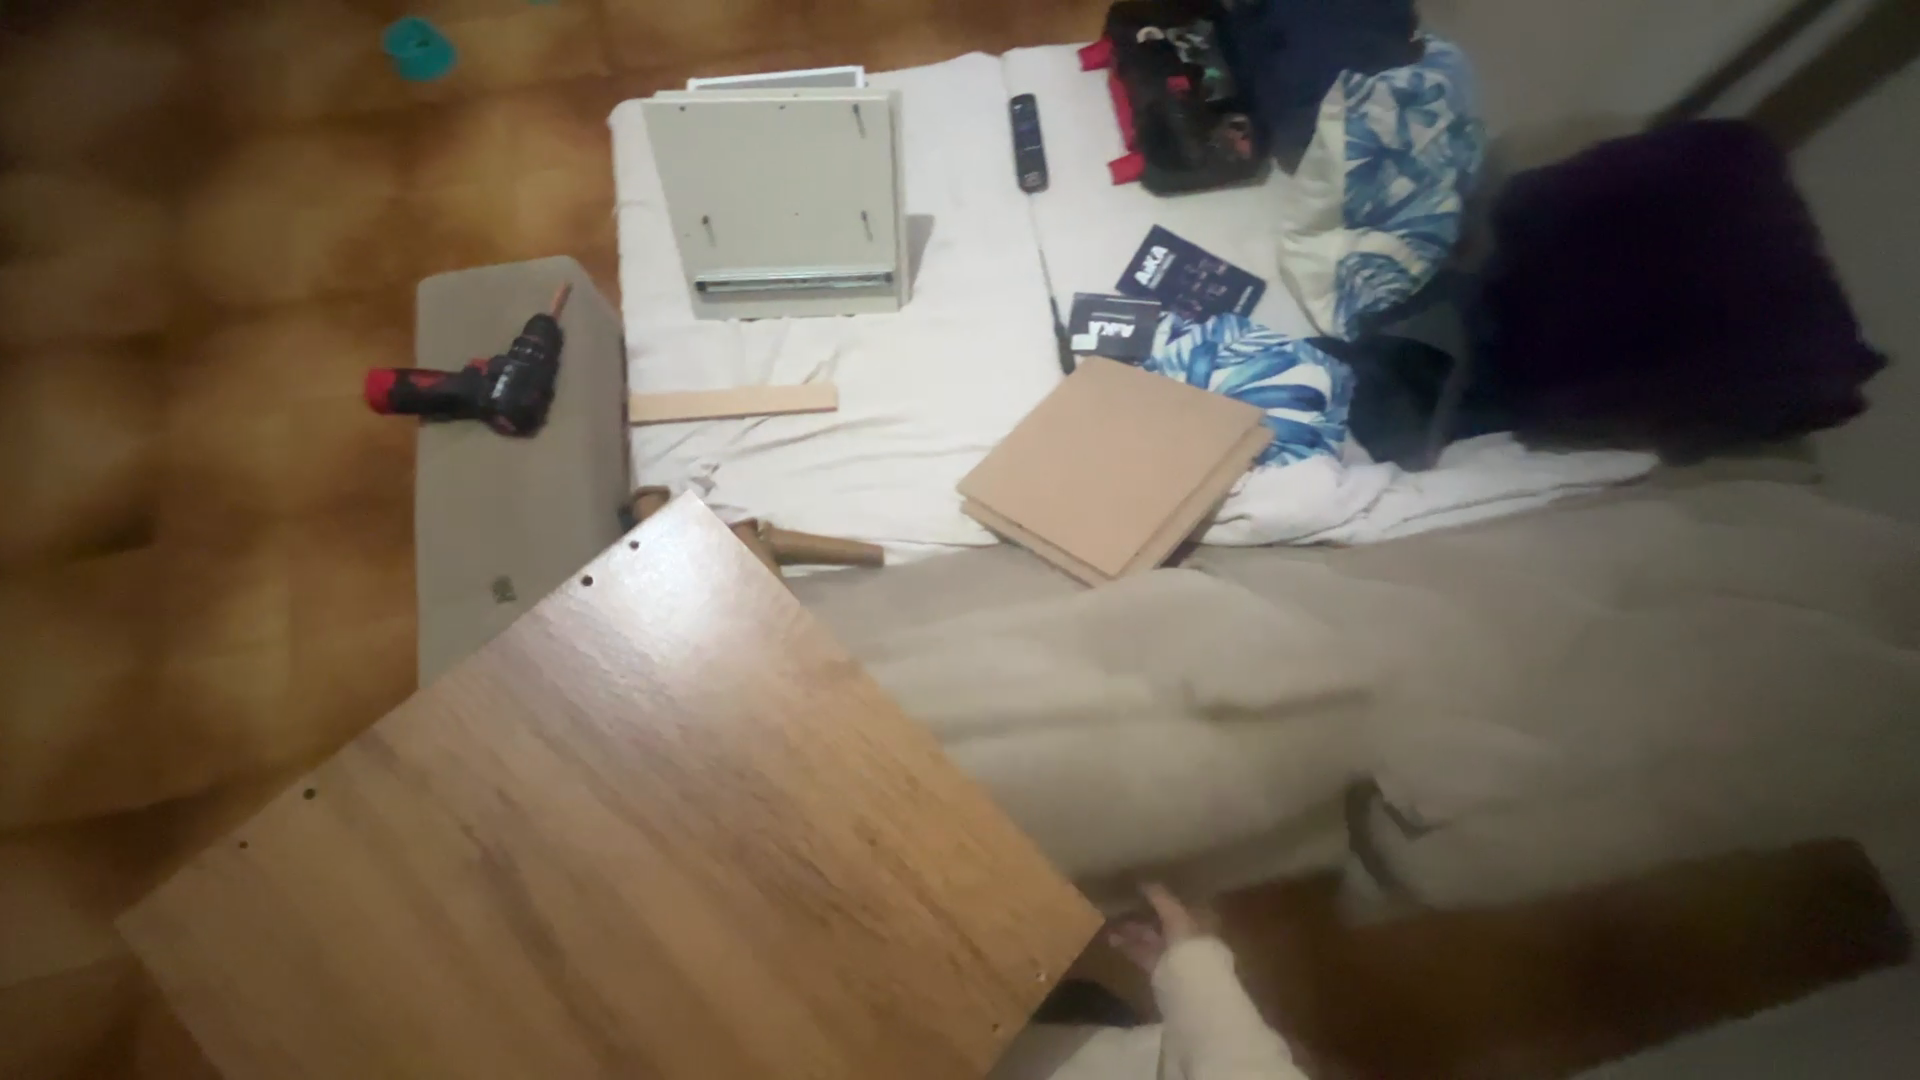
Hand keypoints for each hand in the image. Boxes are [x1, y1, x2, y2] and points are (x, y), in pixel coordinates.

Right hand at [1108, 883, 1202, 971]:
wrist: (1193, 984)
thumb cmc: (1190, 941)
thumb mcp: (1175, 912)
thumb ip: (1159, 896)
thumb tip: (1143, 882)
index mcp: (1197, 922)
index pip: (1177, 906)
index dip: (1161, 898)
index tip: (1140, 890)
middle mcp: (1186, 938)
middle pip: (1161, 923)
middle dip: (1141, 914)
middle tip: (1120, 905)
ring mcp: (1174, 955)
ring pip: (1149, 938)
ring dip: (1130, 930)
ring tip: (1108, 923)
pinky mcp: (1160, 971)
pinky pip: (1141, 953)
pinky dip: (1126, 946)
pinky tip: (1110, 939)